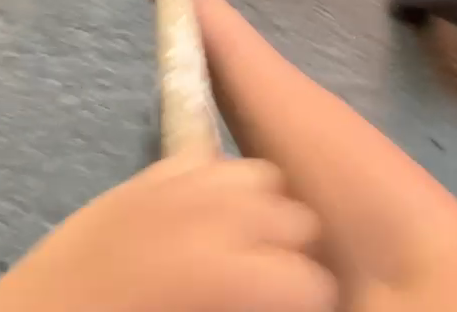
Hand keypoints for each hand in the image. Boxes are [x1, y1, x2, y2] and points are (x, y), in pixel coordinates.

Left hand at [0, 158, 334, 311]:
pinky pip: (204, 161)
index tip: (306, 309)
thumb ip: (245, 301)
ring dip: (266, 211)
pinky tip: (210, 223)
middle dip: (298, 253)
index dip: (315, 299)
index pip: (307, 277)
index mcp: (211, 272)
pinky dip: (221, 187)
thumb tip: (290, 293)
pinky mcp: (142, 175)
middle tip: (278, 287)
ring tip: (252, 251)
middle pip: (292, 212)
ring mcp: (166, 184)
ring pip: (255, 173)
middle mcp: (197, 214)